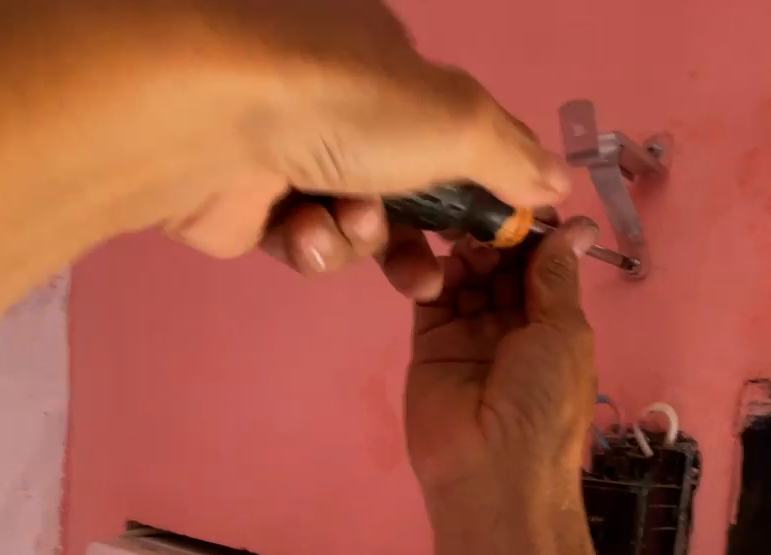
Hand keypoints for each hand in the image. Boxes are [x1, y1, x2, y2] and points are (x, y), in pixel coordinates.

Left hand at [104, 0, 569, 298]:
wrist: (211, 120)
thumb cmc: (347, 105)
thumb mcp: (455, 121)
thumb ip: (511, 157)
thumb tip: (558, 184)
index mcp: (390, 64)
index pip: (453, 135)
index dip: (477, 191)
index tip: (492, 238)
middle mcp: (341, 101)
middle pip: (407, 193)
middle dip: (418, 238)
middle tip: (426, 273)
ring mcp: (294, 149)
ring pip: (360, 227)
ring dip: (360, 239)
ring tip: (338, 223)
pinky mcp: (255, 201)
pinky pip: (309, 242)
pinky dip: (312, 244)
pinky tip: (299, 230)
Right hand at [404, 219, 599, 505]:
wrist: (490, 471)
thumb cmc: (542, 402)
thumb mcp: (564, 334)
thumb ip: (557, 277)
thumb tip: (578, 225)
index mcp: (554, 326)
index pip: (541, 265)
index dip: (534, 231)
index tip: (521, 192)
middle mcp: (513, 327)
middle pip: (501, 265)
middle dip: (497, 234)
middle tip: (484, 205)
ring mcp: (469, 336)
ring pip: (466, 275)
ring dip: (467, 248)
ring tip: (463, 231)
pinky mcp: (430, 345)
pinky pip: (432, 298)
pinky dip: (434, 272)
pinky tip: (439, 254)